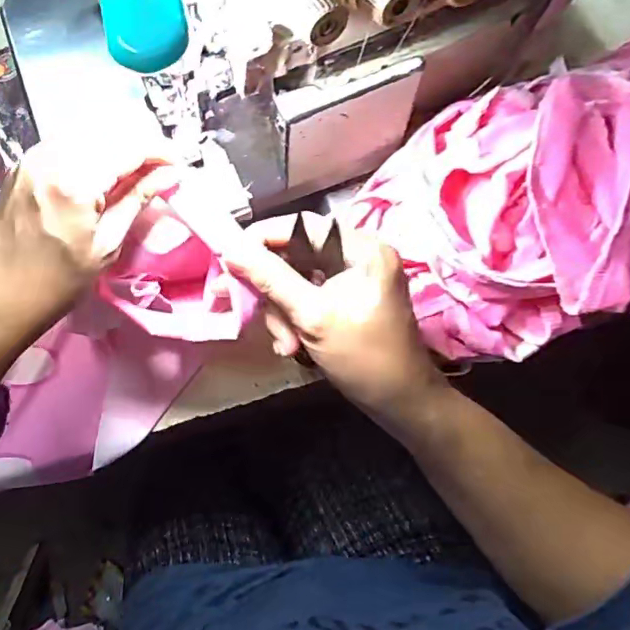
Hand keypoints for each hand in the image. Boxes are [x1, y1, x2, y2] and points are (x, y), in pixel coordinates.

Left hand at [0, 137, 177, 384]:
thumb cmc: (52, 286)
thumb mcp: (104, 247)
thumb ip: (136, 201)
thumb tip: (168, 174)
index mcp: (74, 179)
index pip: (129, 144)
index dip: (160, 150)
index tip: (179, 165)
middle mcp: (49, 156)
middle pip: (107, 130)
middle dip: (138, 144)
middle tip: (159, 170)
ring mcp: (30, 158)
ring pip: (85, 132)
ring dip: (114, 144)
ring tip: (133, 173)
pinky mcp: (20, 166)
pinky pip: (64, 143)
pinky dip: (89, 149)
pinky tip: (101, 173)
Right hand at [222, 213, 446, 425]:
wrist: (400, 403)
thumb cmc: (364, 358)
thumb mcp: (312, 316)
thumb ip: (270, 279)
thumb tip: (231, 252)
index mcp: (361, 250)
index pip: (300, 226)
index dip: (260, 239)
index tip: (229, 260)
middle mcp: (356, 256)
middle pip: (292, 254)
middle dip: (269, 289)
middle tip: (241, 307)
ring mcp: (350, 278)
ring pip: (293, 280)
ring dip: (279, 313)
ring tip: (284, 344)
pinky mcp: (343, 299)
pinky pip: (304, 297)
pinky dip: (291, 319)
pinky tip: (290, 345)